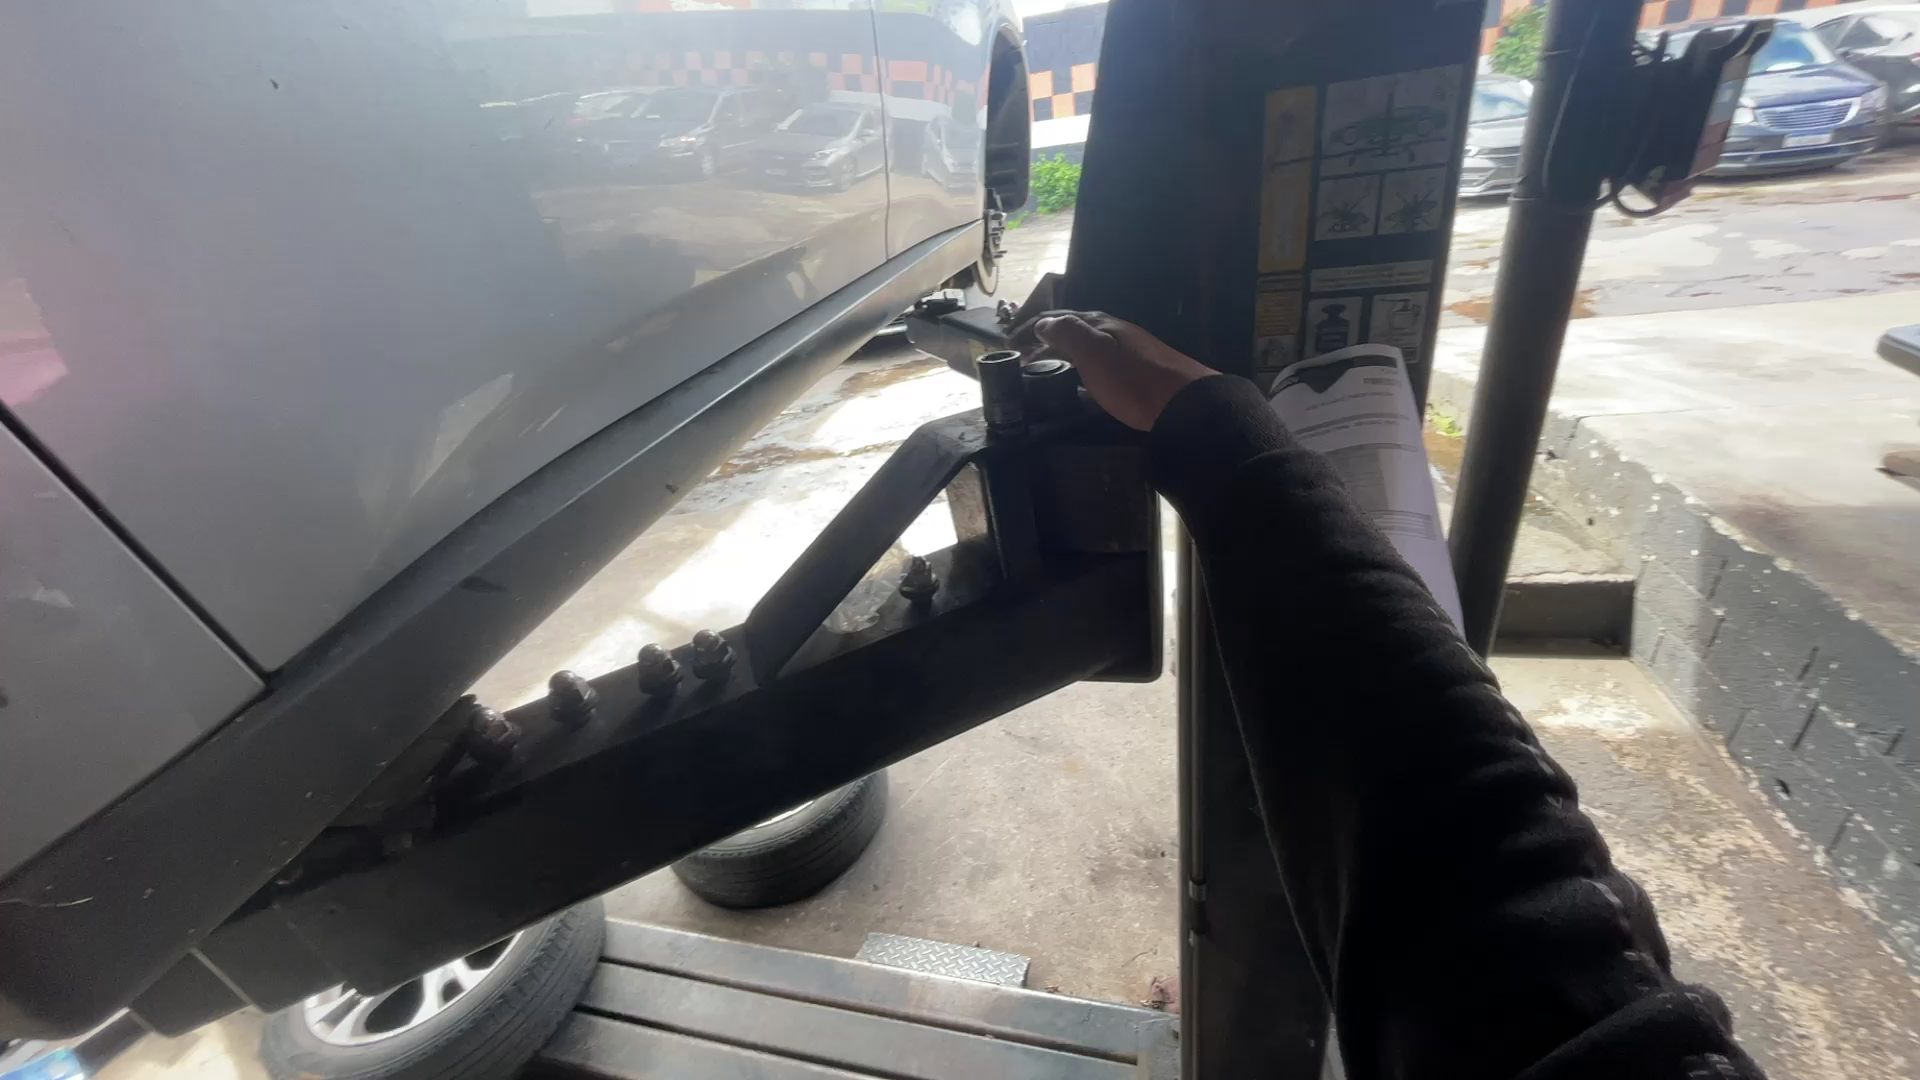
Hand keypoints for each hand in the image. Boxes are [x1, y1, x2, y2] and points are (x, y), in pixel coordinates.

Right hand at [1015, 310, 1216, 431]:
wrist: (1184, 404)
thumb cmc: (1133, 379)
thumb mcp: (1094, 352)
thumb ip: (1067, 333)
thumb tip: (1043, 323)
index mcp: (1102, 325)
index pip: (1060, 318)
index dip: (1033, 327)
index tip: (1010, 343)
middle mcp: (1116, 333)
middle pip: (1075, 328)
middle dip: (1047, 338)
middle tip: (1023, 356)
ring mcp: (1130, 352)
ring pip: (1088, 345)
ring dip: (1063, 351)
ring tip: (1046, 367)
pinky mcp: (1139, 373)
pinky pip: (1100, 361)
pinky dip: (1080, 365)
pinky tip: (1082, 380)